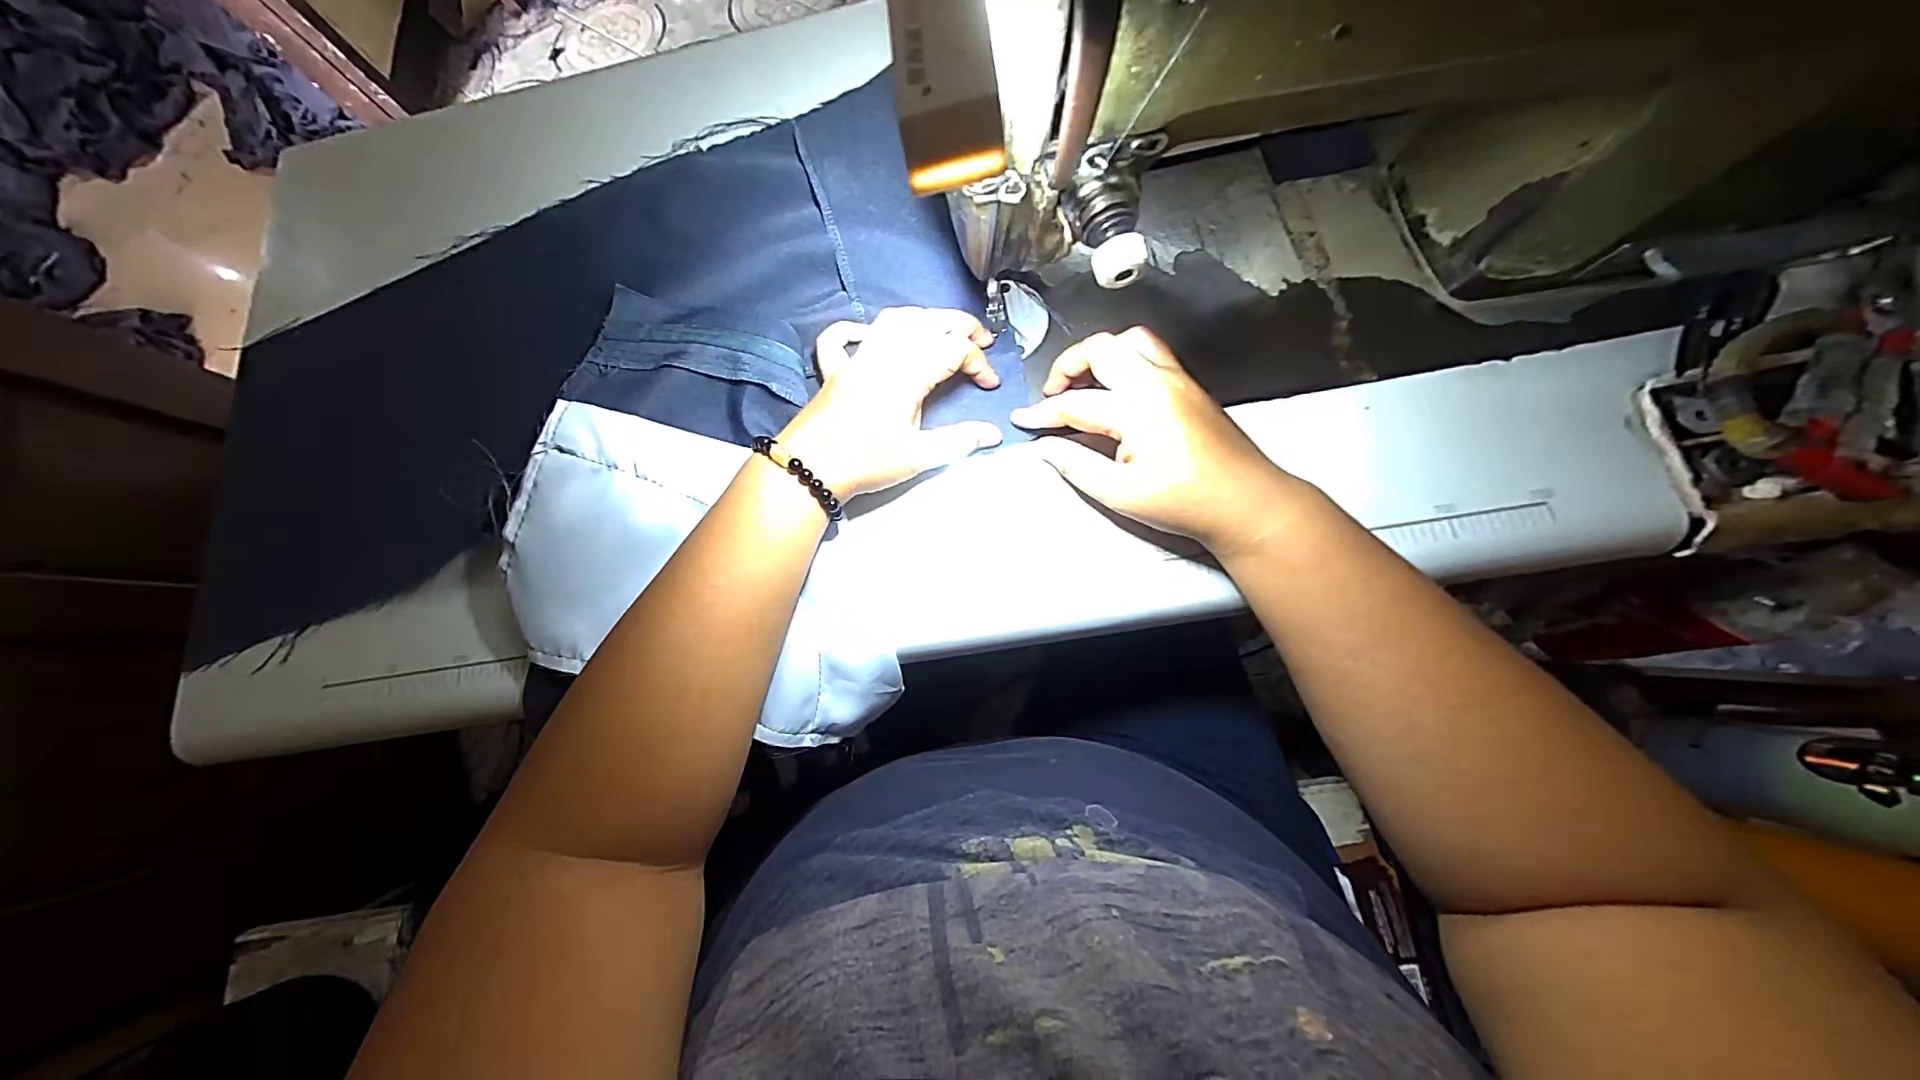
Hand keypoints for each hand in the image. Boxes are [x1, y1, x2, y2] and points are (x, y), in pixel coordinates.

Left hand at [775, 307, 1003, 497]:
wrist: (808, 468)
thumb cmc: (863, 463)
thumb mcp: (918, 456)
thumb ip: (958, 441)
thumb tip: (991, 434)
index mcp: (906, 375)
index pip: (952, 349)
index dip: (978, 361)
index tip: (988, 383)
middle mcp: (882, 357)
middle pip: (926, 322)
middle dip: (959, 324)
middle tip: (981, 338)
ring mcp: (856, 361)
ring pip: (891, 320)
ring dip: (920, 318)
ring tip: (941, 328)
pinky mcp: (834, 372)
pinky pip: (840, 338)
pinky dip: (857, 329)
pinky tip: (868, 333)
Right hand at [1010, 326, 1315, 556]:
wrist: (1247, 502)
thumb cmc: (1187, 502)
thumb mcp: (1121, 494)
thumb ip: (1077, 466)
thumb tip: (1047, 448)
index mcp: (1138, 409)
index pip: (1076, 402)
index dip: (1043, 412)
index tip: (1024, 419)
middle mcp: (1158, 382)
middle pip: (1101, 349)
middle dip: (1068, 366)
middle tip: (1053, 395)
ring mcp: (1178, 379)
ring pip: (1130, 340)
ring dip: (1100, 355)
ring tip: (1085, 383)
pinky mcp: (1190, 385)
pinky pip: (1152, 351)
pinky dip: (1125, 359)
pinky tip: (1118, 388)